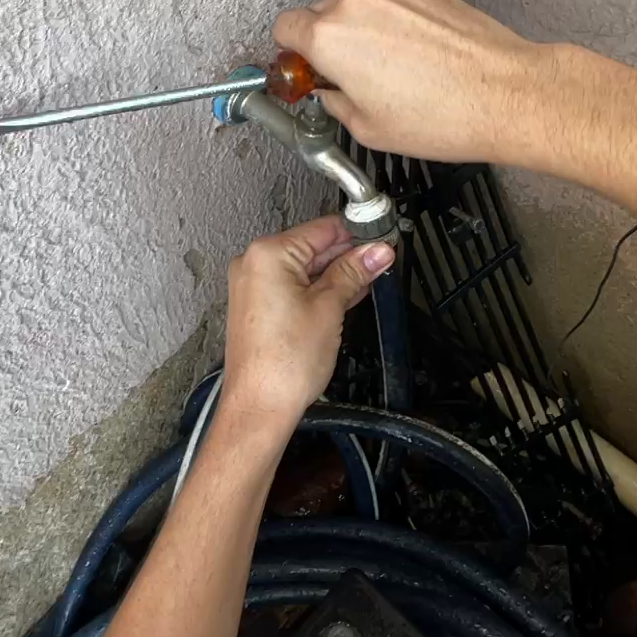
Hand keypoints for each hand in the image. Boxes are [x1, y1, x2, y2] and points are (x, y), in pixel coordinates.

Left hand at [223, 216, 393, 421]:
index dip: (356, 232)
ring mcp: (255, 287)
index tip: (380, 237)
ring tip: (369, 277)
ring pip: (306, 268)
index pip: (322, 228)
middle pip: (313, 246)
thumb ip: (354, 272)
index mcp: (269, 254)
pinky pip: (295, 286)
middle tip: (381, 259)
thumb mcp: (330, 307)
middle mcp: (255, 265)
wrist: (259, 408)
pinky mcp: (259, 307)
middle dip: (349, 254)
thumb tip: (376, 252)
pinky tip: (346, 293)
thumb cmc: (282, 364)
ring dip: (337, 272)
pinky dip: (320, 288)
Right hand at [273, 0, 553, 163]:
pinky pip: (391, 3)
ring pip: (357, 6)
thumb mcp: (367, 128)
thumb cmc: (445, 114)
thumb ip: (333, 102)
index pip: (284, 27)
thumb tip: (329, 92)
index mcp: (330, 37)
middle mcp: (357, 3)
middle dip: (326, 44)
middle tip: (349, 77)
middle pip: (319, 14)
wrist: (505, 94)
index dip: (290, 52)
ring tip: (392, 71)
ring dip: (362, 32)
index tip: (305, 69)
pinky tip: (416, 58)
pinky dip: (394, 24)